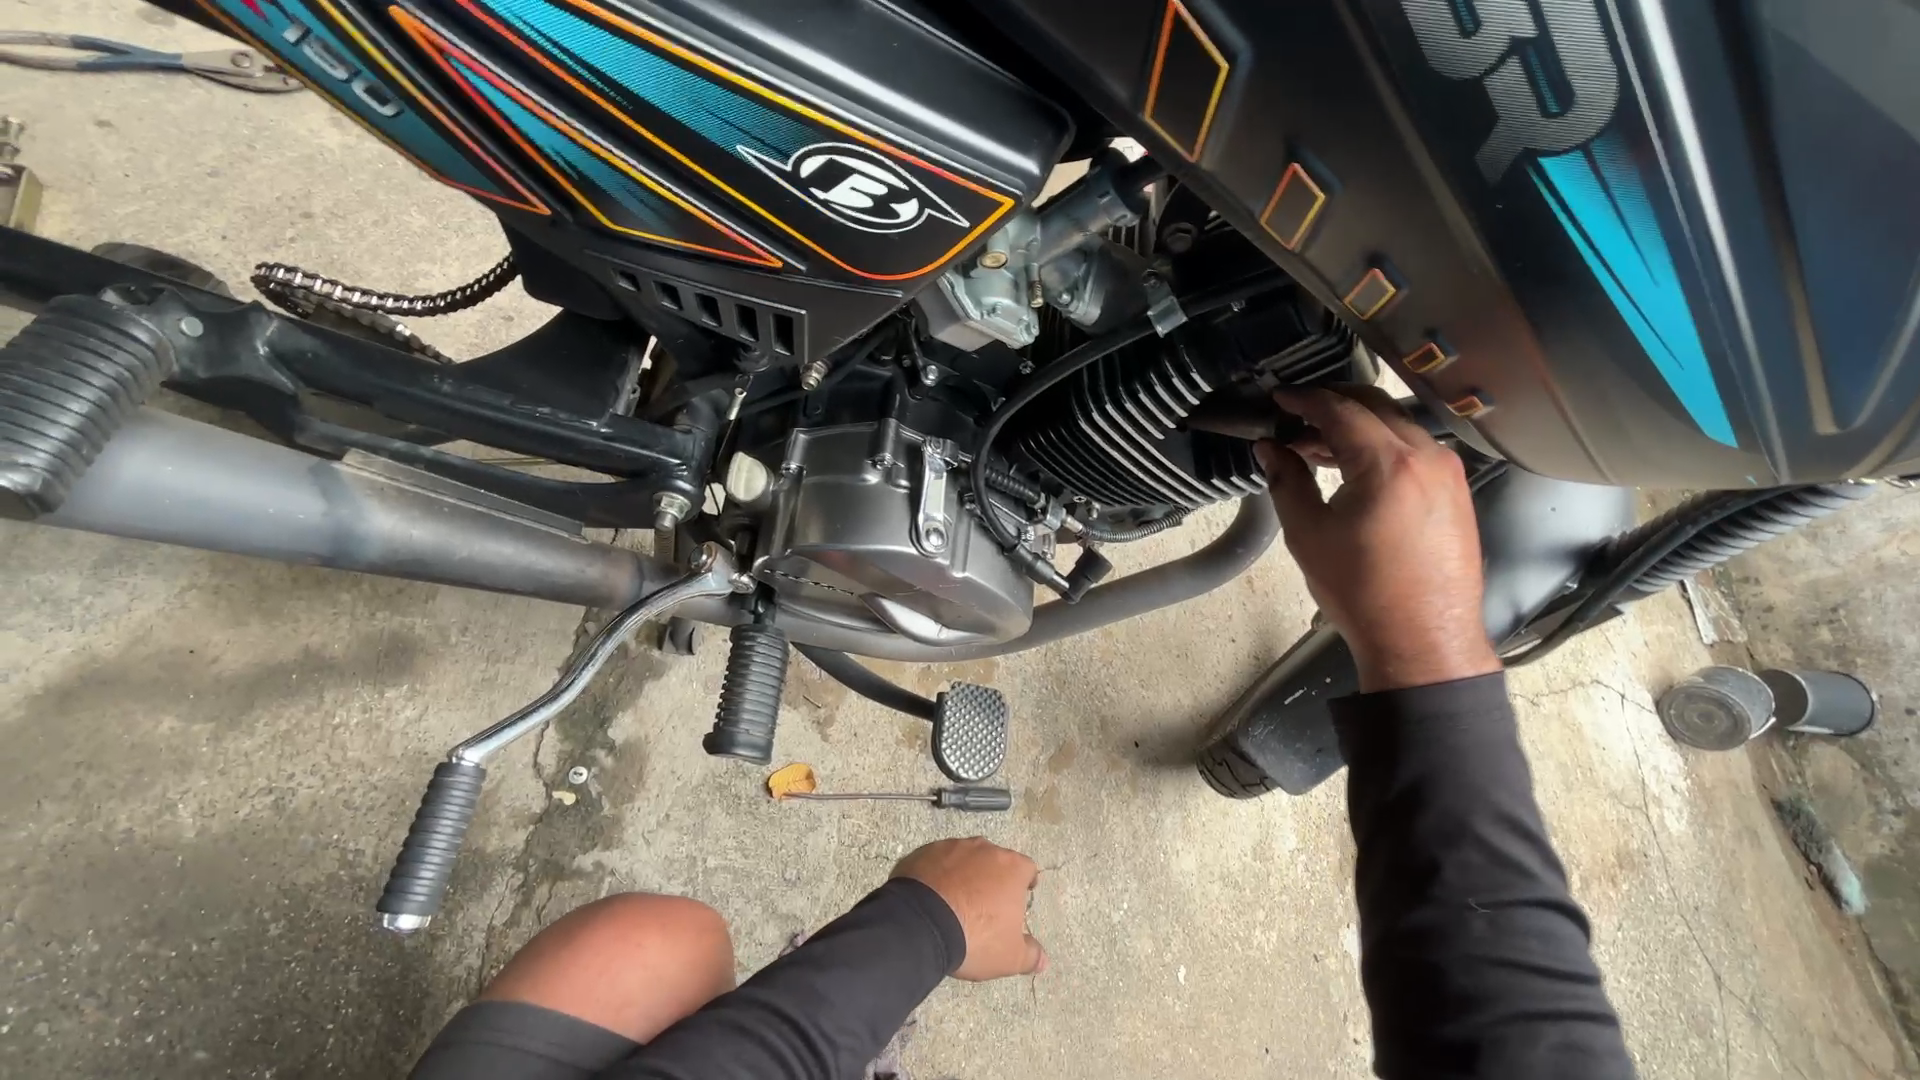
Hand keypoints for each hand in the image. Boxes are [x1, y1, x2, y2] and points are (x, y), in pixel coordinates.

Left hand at [891, 837, 1045, 980]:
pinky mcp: (924, 851)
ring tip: (957, 899)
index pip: (1027, 868)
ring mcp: (953, 846)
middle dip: (994, 877)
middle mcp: (984, 849)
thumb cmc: (975, 937)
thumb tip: (1043, 960)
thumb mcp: (1009, 956)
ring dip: (965, 873)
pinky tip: (933, 895)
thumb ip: (1030, 955)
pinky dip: (939, 873)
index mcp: (1011, 868)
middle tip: (988, 902)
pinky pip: (938, 861)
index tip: (1022, 893)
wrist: (922, 923)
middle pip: (995, 860)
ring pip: (966, 858)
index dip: (1025, 881)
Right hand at [1255, 386, 1499, 692]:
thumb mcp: (1308, 533)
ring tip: (1314, 445)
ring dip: (1355, 426)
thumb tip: (1268, 448)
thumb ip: (1286, 480)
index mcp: (1388, 464)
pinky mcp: (1455, 491)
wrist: (1423, 637)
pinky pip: (1414, 448)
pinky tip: (1352, 467)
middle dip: (1331, 403)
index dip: (1305, 399)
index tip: (1278, 398)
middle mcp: (1427, 456)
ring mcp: (1449, 472)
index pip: (1341, 410)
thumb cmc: (1360, 590)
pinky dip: (1379, 445)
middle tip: (1294, 415)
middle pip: (1375, 406)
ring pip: (1397, 425)